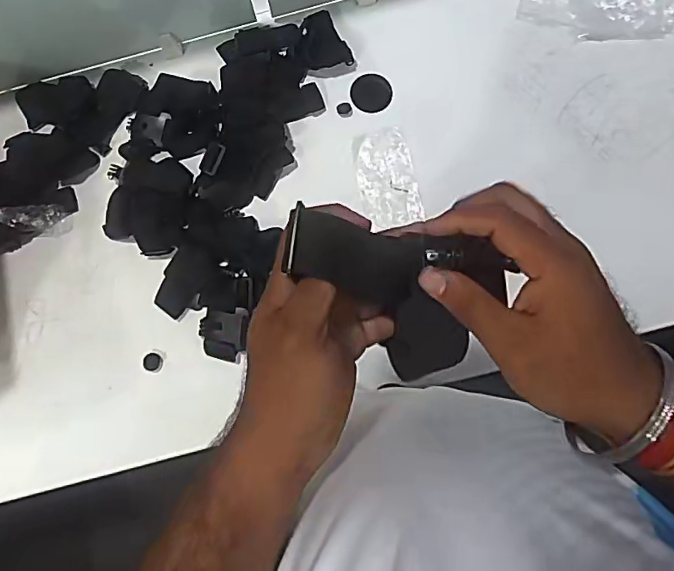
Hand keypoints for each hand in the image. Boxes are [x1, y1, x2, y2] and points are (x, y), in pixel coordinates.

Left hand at [223, 205, 394, 486]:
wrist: (286, 449)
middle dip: (354, 257)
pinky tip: (389, 320)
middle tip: (382, 256)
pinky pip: (358, 325)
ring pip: (346, 294)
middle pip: (328, 266)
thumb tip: (333, 261)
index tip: (354, 223)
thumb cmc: (282, 396)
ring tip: (391, 286)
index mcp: (283, 292)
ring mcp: (318, 328)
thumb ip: (316, 291)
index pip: (298, 242)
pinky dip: (375, 319)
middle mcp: (300, 305)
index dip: (323, 224)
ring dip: (369, 288)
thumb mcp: (301, 332)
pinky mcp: (335, 351)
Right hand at [410, 183, 661, 441]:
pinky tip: (481, 255)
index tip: (426, 233)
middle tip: (438, 232)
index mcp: (554, 261)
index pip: (495, 217)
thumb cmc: (584, 377)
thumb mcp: (513, 346)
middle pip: (507, 198)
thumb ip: (468, 304)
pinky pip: (527, 227)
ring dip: (482, 216)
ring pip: (518, 208)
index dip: (454, 220)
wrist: (630, 399)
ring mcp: (567, 254)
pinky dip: (497, 230)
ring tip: (453, 240)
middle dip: (465, 209)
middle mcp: (564, 248)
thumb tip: (433, 276)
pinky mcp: (566, 264)